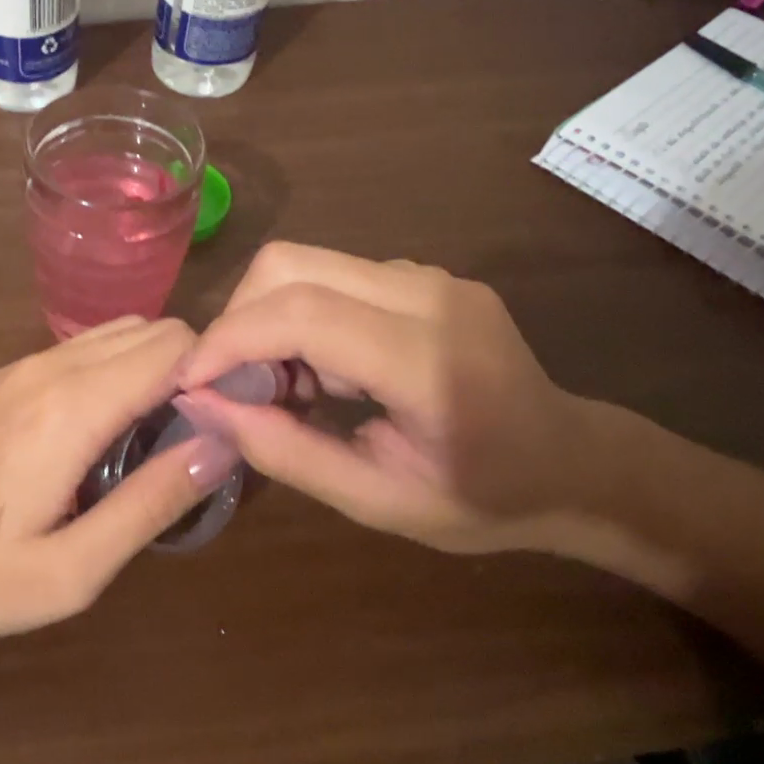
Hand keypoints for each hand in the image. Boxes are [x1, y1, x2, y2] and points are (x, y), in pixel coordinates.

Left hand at [0, 317, 238, 643]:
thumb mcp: (71, 570)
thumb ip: (149, 504)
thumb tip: (220, 447)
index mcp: (72, 407)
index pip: (174, 345)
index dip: (212, 376)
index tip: (225, 427)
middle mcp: (48, 368)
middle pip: (150, 329)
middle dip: (187, 370)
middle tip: (191, 441)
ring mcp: (19, 367)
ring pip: (115, 334)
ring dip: (149, 370)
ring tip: (150, 441)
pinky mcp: (1, 379)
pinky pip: (79, 351)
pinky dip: (112, 372)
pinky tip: (99, 434)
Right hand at [173, 243, 589, 554]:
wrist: (573, 465)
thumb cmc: (479, 500)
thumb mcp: (375, 501)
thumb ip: (282, 449)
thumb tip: (199, 403)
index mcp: (427, 360)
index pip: (300, 313)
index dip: (228, 340)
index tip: (190, 383)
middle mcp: (427, 295)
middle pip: (288, 264)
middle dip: (238, 320)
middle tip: (238, 387)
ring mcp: (428, 276)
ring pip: (302, 262)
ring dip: (267, 318)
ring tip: (286, 387)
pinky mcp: (422, 274)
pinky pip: (330, 274)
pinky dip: (298, 315)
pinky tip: (322, 371)